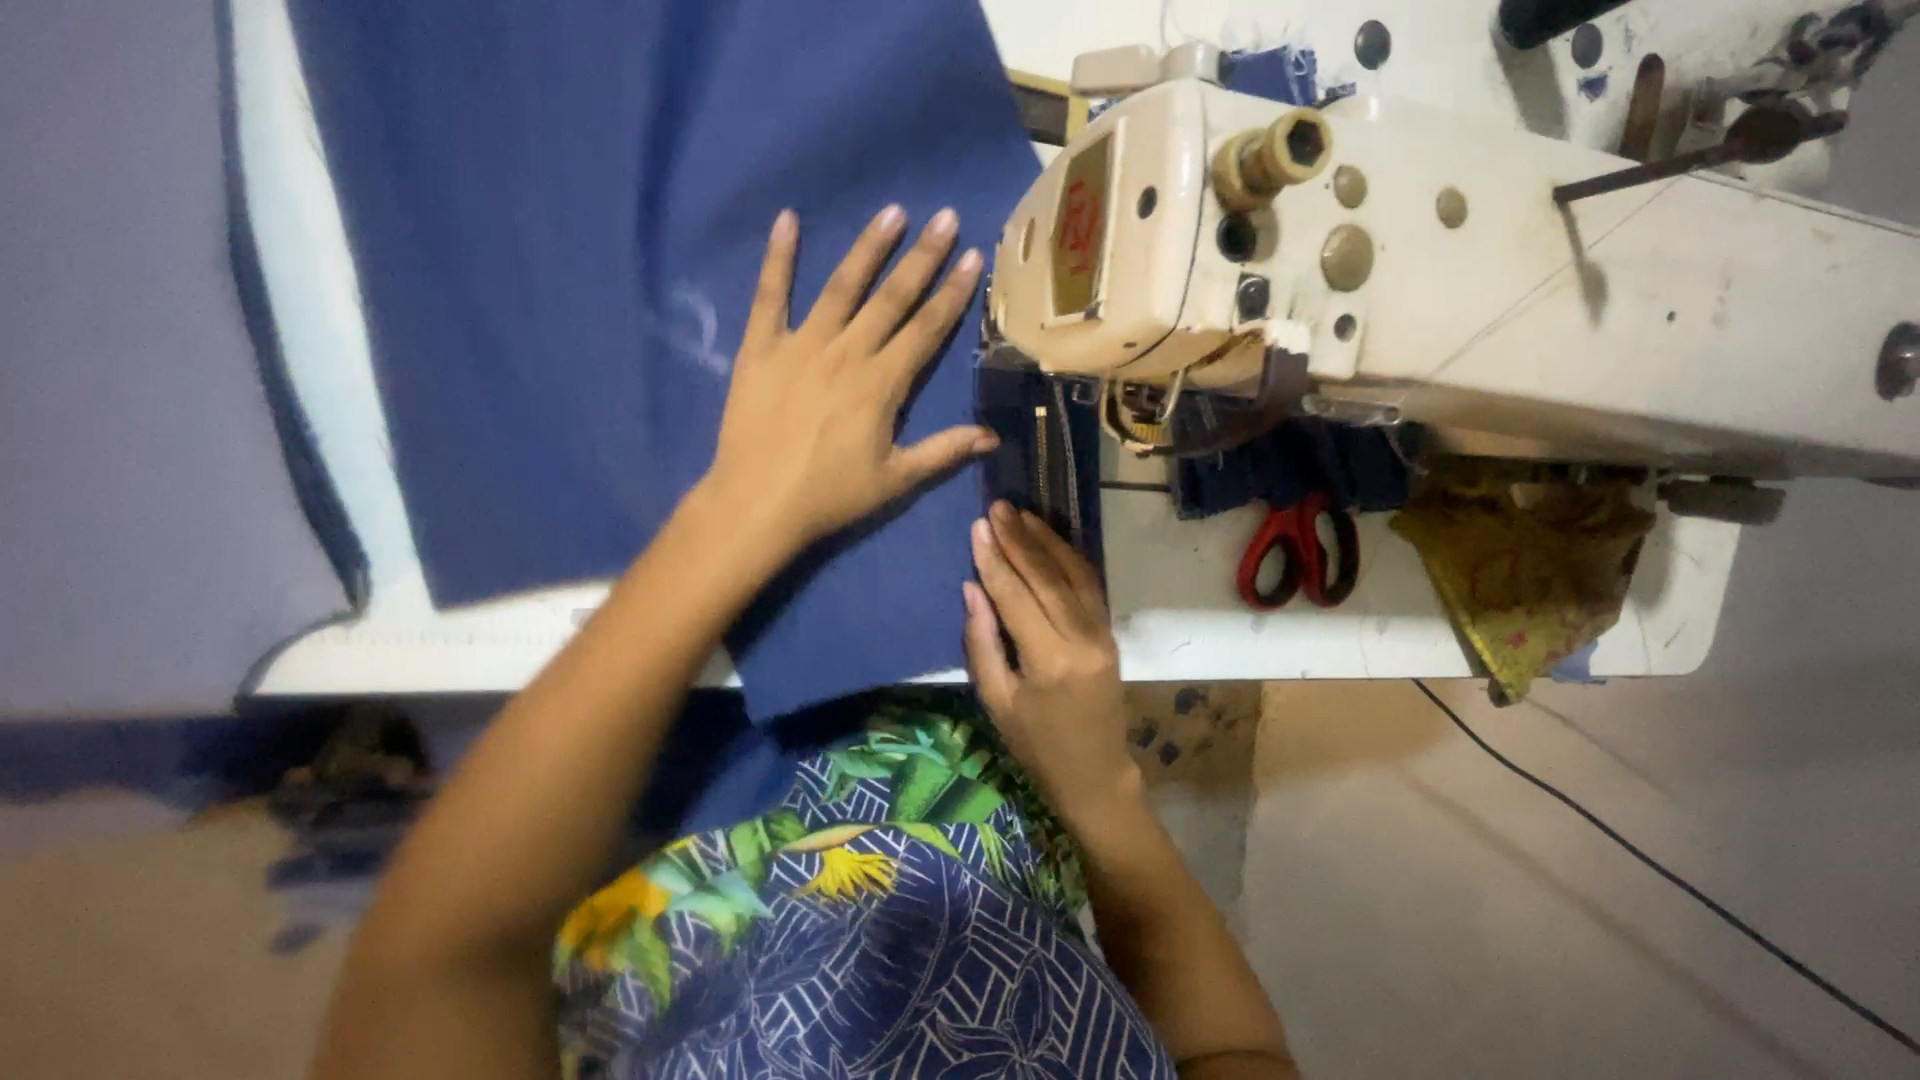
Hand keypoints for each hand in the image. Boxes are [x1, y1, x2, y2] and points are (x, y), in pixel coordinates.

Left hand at [700, 205, 997, 551]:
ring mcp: (801, 346)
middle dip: (922, 257)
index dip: (952, 293)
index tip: (971, 257)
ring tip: (892, 212)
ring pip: (841, 288)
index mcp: (882, 384)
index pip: (926, 329)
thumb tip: (992, 435)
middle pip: (891, 298)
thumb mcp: (895, 480)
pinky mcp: (761, 348)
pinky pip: (770, 296)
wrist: (758, 503)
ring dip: (868, 249)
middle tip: (944, 216)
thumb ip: (944, 451)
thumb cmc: (830, 496)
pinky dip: (778, 259)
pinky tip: (787, 221)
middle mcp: (847, 354)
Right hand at [963, 501, 1141, 823]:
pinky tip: (1051, 538)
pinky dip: (1070, 557)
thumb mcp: (996, 702)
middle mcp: (1081, 640)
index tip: (978, 527)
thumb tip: (972, 588)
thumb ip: (982, 643)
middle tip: (997, 509)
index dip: (994, 561)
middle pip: (1047, 577)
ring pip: (1073, 575)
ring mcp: (1102, 634)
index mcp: (1049, 662)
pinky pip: (1090, 586)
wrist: (1094, 772)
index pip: (1017, 597)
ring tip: (1020, 515)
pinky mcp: (1110, 633)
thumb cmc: (1035, 744)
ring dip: (1046, 541)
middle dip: (1019, 540)